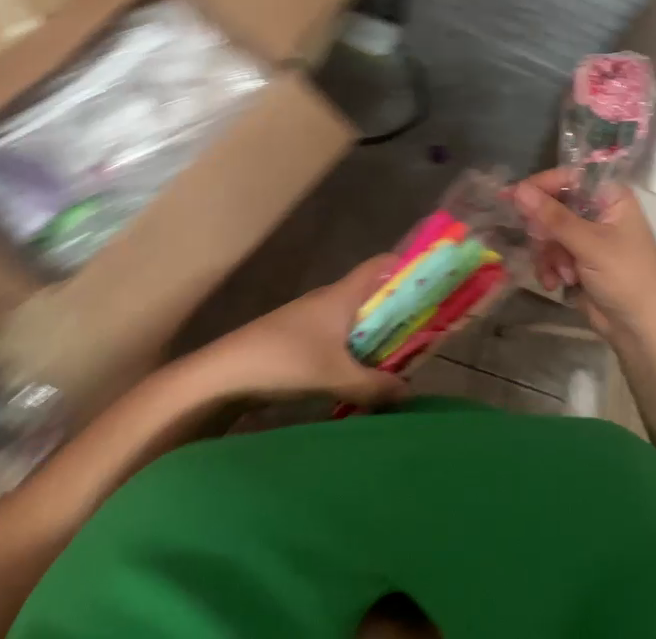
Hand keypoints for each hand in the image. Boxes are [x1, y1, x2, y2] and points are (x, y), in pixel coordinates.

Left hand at [197, 255, 408, 407]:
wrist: (221, 377)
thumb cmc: (283, 362)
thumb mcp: (336, 377)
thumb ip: (375, 385)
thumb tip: (408, 390)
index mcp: (341, 295)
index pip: (381, 266)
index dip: (409, 268)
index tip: (433, 285)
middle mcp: (327, 301)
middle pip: (372, 297)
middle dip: (399, 314)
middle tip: (425, 336)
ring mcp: (309, 321)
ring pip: (354, 322)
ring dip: (375, 339)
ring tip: (396, 365)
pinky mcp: (295, 343)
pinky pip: (337, 341)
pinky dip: (353, 355)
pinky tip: (359, 380)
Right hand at [512, 169, 655, 339]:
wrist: (640, 328)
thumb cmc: (626, 278)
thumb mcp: (590, 245)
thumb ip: (553, 217)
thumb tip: (518, 190)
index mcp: (610, 198)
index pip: (569, 177)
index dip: (541, 185)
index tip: (512, 196)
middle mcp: (598, 212)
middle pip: (553, 206)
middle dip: (545, 232)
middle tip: (543, 246)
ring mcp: (586, 237)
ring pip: (547, 232)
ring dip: (548, 255)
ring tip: (561, 275)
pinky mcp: (576, 260)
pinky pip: (550, 253)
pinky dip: (548, 268)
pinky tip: (555, 284)